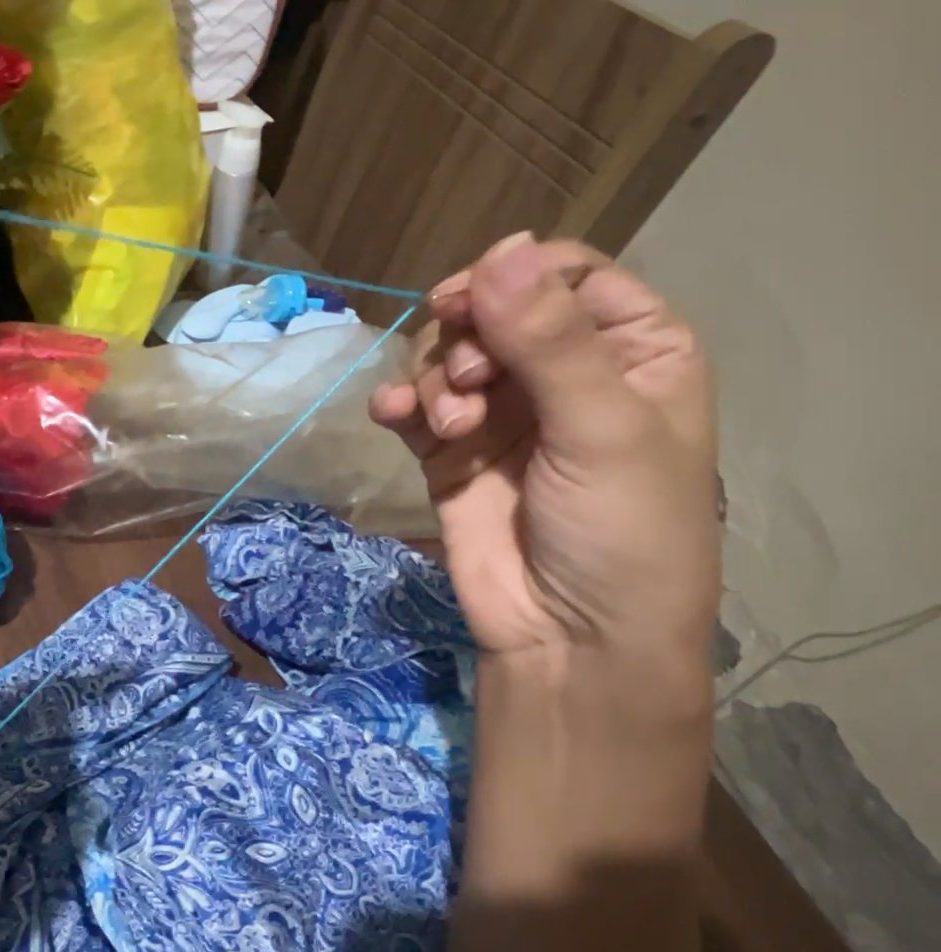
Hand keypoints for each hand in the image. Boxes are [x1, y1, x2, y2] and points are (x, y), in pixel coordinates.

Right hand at [369, 233, 719, 688]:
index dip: (511, 279)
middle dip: (465, 339)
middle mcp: (563, 372)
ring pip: (445, 354)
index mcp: (631, 351)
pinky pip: (412, 404)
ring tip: (448, 424)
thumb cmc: (620, 528)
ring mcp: (501, 413)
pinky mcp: (449, 451)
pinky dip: (396, 402)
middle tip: (466, 382)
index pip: (565, 278)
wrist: (569, 634)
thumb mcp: (601, 428)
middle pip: (492, 312)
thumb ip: (549, 340)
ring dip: (432, 378)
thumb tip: (501, 246)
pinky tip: (390, 416)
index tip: (463, 303)